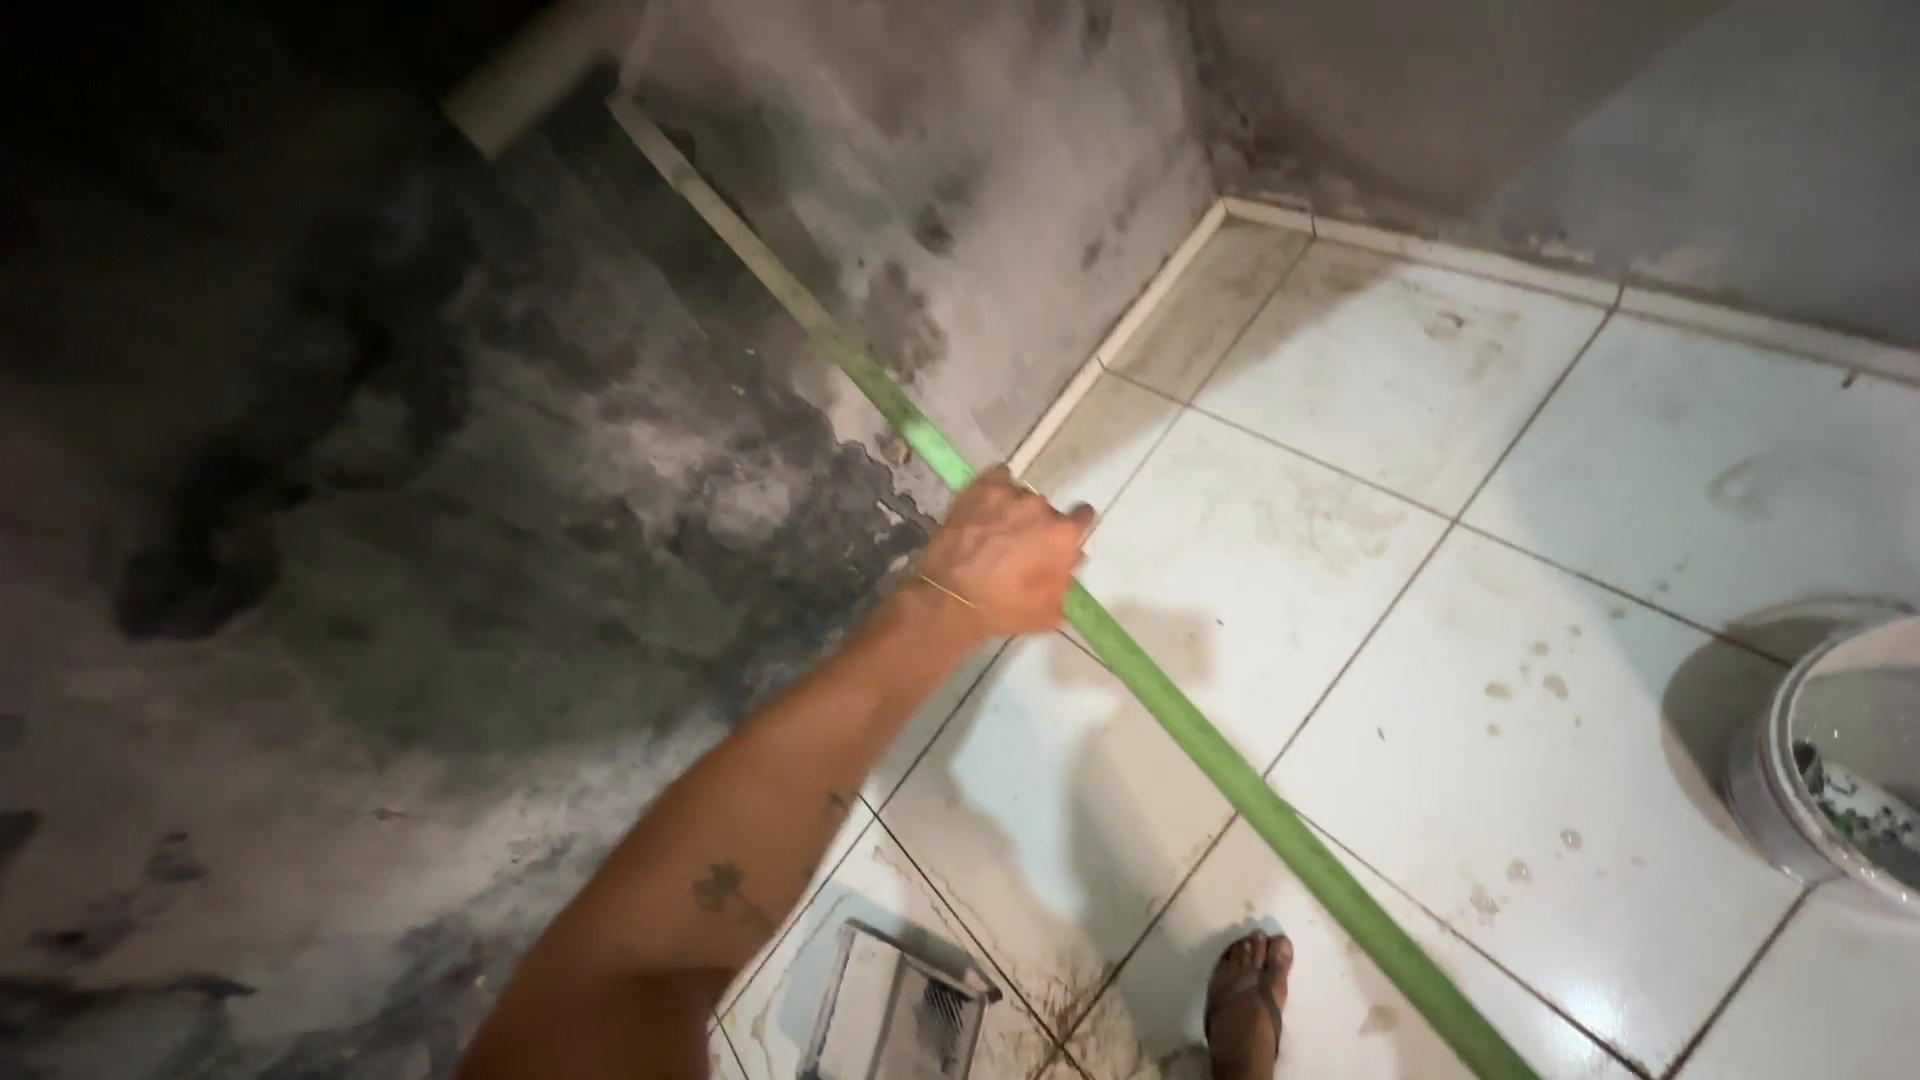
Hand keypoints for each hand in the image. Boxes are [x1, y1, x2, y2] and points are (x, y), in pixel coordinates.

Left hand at [916, 465, 1094, 638]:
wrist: (952, 596)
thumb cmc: (1005, 607)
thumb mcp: (1049, 610)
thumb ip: (1066, 580)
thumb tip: (1070, 560)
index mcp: (1062, 534)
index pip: (1083, 516)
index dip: (1074, 528)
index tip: (1063, 539)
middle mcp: (1040, 507)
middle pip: (1047, 510)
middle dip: (1038, 525)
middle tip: (1021, 545)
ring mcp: (1008, 494)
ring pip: (1021, 496)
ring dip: (1015, 510)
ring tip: (997, 529)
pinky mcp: (979, 488)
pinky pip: (997, 478)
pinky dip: (996, 491)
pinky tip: (987, 506)